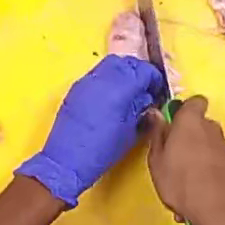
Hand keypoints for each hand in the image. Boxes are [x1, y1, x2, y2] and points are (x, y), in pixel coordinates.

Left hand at [16, 54, 164, 206]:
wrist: (66, 161)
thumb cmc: (101, 151)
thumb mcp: (129, 132)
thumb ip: (140, 109)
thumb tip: (146, 98)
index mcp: (118, 89)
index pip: (142, 70)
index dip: (153, 78)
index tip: (157, 90)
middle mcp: (101, 80)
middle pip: (125, 62)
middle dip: (137, 71)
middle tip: (144, 88)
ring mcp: (85, 83)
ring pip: (108, 65)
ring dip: (121, 73)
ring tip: (127, 93)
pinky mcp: (75, 90)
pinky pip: (96, 75)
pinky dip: (107, 79)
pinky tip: (111, 98)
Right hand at [147, 96, 224, 224]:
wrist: (217, 209)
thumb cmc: (179, 181)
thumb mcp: (156, 160)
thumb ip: (157, 134)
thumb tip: (155, 113)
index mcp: (191, 121)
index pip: (194, 102)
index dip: (184, 110)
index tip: (172, 125)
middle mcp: (211, 128)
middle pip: (200, 125)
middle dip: (188, 136)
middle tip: (172, 156)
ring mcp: (224, 147)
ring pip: (207, 145)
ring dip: (196, 156)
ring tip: (182, 180)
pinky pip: (213, 162)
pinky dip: (205, 171)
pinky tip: (194, 191)